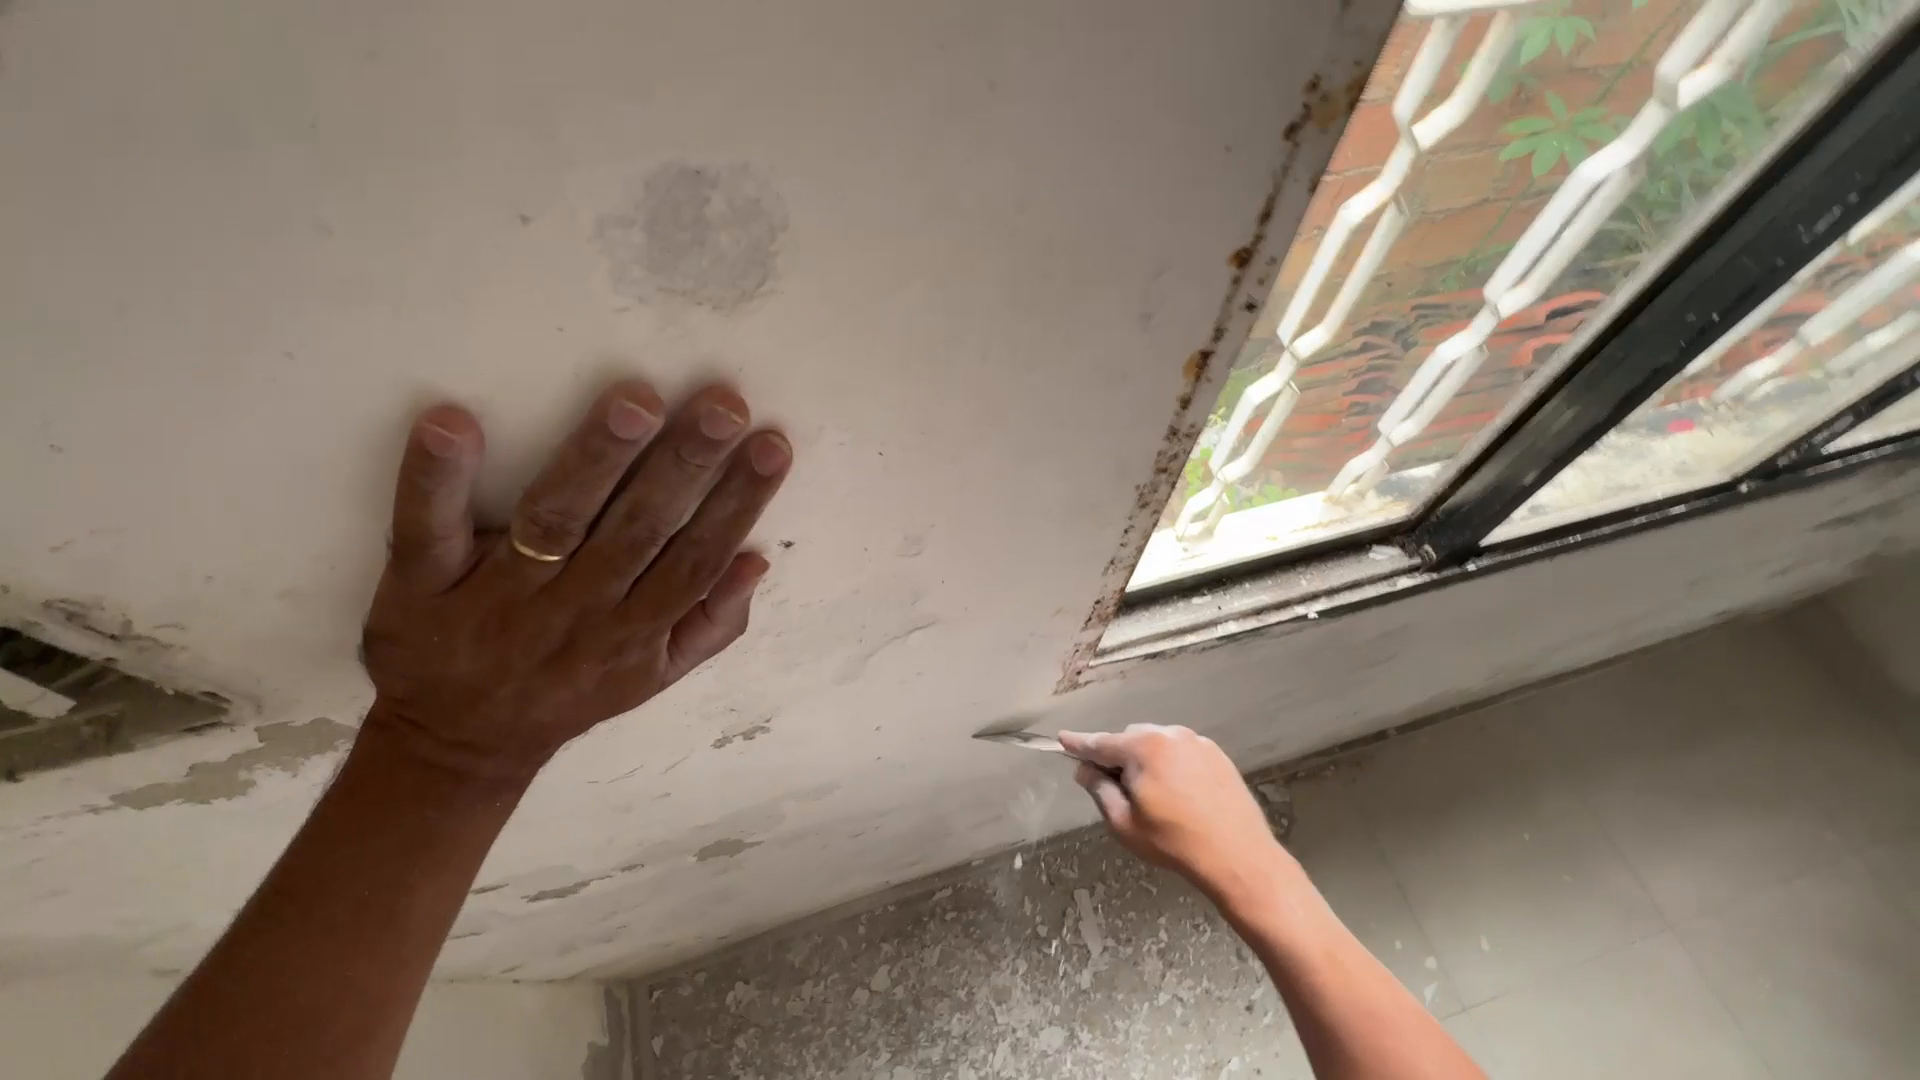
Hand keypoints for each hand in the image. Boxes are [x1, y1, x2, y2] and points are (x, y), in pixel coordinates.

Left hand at [359, 380, 791, 782]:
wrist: (458, 746)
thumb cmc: (572, 694)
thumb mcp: (658, 676)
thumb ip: (713, 622)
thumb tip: (757, 559)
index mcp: (636, 634)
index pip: (699, 559)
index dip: (739, 503)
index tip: (772, 447)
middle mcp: (576, 612)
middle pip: (639, 530)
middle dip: (686, 465)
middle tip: (722, 405)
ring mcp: (496, 599)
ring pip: (556, 520)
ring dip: (597, 460)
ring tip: (635, 403)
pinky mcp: (421, 587)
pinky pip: (427, 529)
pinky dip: (437, 479)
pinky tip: (454, 422)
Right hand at [1058, 724, 1287, 900]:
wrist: (1238, 856)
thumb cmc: (1174, 842)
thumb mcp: (1124, 822)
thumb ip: (1100, 789)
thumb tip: (1084, 770)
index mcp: (1143, 748)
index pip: (1100, 742)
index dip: (1078, 743)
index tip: (1061, 739)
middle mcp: (1169, 734)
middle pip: (1129, 739)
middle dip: (1118, 758)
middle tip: (1118, 790)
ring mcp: (1196, 742)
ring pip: (1156, 743)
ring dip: (1146, 760)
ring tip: (1153, 795)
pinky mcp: (1217, 754)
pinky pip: (1180, 751)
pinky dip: (1170, 764)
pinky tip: (1178, 794)